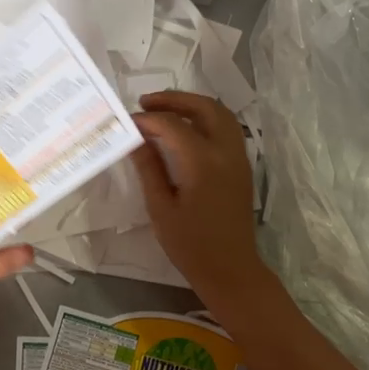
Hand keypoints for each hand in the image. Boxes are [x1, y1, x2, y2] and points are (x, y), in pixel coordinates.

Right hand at [131, 91, 266, 303]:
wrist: (230, 269)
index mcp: (203, 163)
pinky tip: (185, 129)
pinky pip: (227, 129)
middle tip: (146, 102)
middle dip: (174, 100)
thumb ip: (149, 169)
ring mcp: (239, 157)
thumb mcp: (161, 208)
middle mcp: (226, 152)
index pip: (172, 126)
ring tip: (165, 111)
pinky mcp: (242, 166)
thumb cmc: (190, 245)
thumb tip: (136, 140)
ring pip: (220, 114)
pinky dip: (206, 119)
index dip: (148, 120)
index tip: (127, 122)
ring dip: (193, 105)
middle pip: (204, 108)